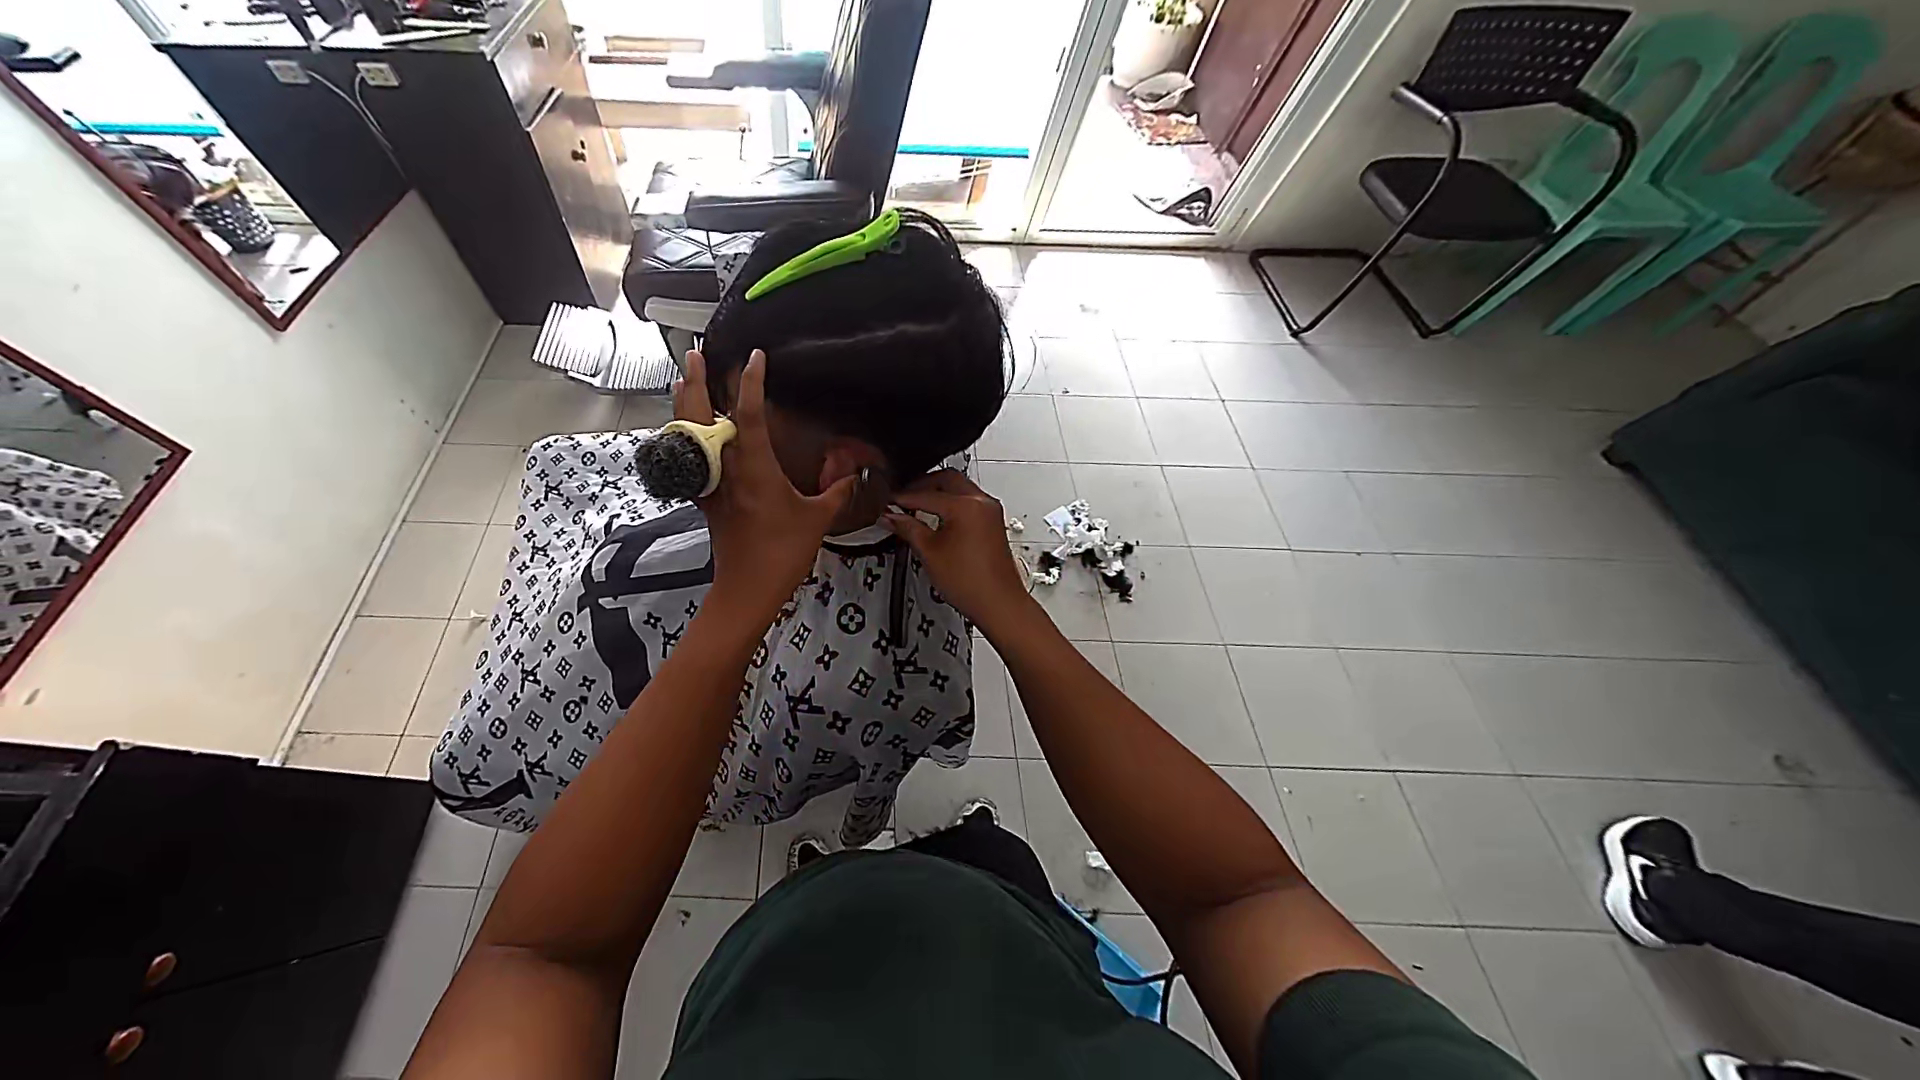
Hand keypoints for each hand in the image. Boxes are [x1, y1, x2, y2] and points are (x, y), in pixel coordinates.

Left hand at [676, 350, 855, 621]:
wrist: (747, 589)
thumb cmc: (782, 554)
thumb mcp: (817, 519)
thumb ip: (837, 490)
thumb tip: (851, 471)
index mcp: (754, 470)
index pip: (749, 415)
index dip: (752, 383)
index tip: (756, 358)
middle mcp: (725, 470)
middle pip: (700, 417)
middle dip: (696, 382)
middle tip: (694, 355)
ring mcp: (709, 484)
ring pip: (686, 435)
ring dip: (684, 404)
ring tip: (684, 380)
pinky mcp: (703, 497)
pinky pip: (689, 456)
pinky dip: (686, 434)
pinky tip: (689, 429)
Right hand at [881, 469, 1033, 630]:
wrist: (998, 604)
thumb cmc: (973, 584)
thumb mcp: (929, 552)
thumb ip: (907, 528)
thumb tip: (892, 518)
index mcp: (966, 506)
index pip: (925, 494)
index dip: (902, 498)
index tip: (888, 502)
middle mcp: (982, 503)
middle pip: (946, 479)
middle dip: (921, 485)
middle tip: (902, 496)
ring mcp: (991, 511)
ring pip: (960, 487)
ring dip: (938, 492)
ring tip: (916, 506)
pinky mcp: (994, 522)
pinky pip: (969, 501)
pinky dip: (951, 503)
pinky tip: (936, 516)